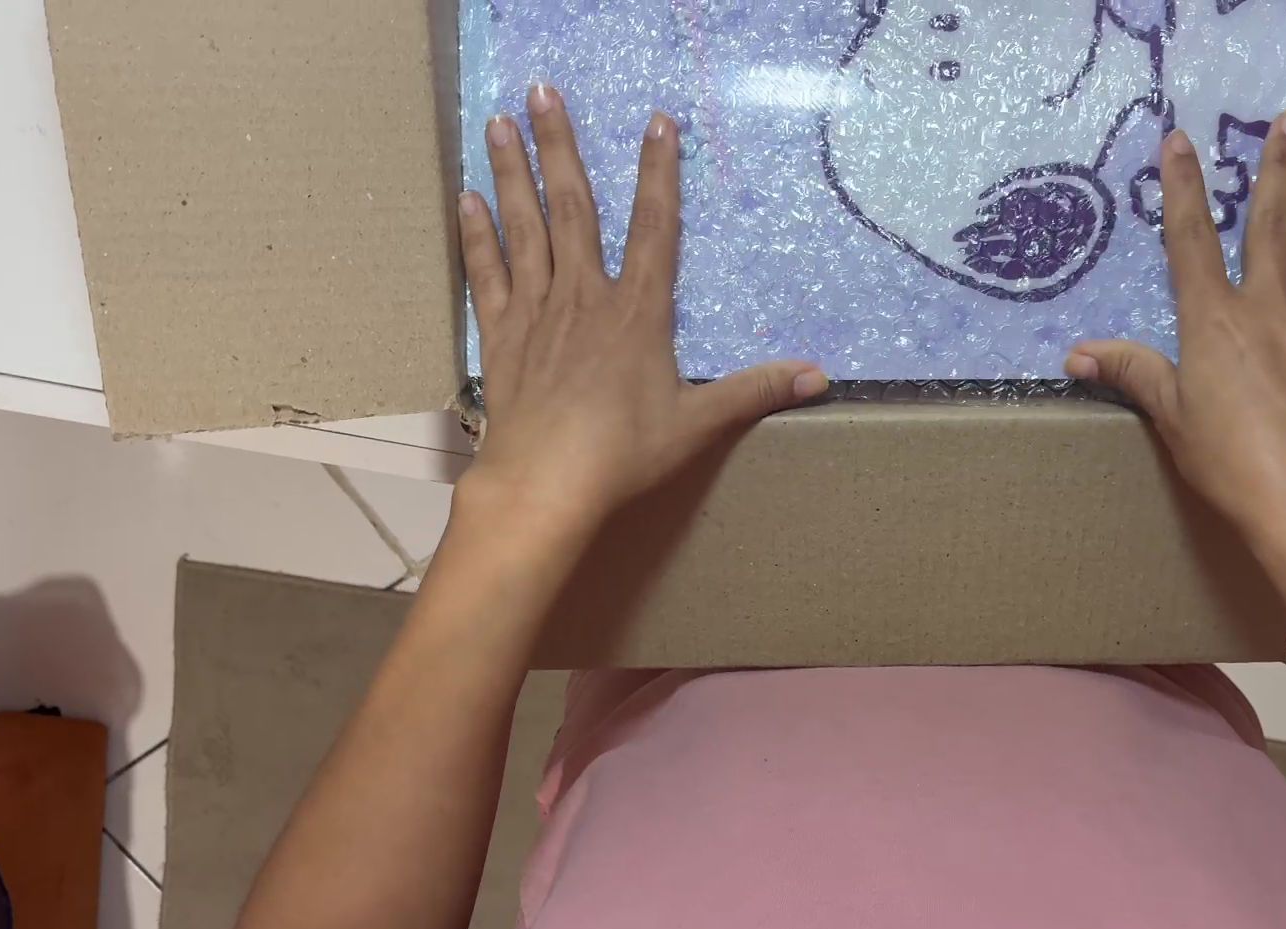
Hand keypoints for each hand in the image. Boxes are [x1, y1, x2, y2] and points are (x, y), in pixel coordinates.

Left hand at [455, 84, 828, 528]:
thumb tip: (818, 377)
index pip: (653, 229)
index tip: (655, 122)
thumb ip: (755, 391)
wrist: (547, 481)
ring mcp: (537, 312)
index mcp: (637, 313)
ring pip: (524, 229)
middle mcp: (584, 297)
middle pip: (573, 209)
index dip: (658, 174)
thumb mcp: (699, 423)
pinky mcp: (502, 336)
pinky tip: (467, 200)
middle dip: (561, 148)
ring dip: (512, 173)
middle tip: (542, 89)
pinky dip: (477, 236)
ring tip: (498, 121)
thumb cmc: (626, 451)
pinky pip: (487, 273)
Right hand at [1064, 111, 1285, 581]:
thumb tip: (1076, 353)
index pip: (1192, 242)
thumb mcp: (1169, 415)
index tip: (1180, 141)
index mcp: (1214, 323)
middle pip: (1270, 227)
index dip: (1184, 190)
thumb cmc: (1228, 458)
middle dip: (1278, 169)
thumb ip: (1130, 373)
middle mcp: (1265, 311)